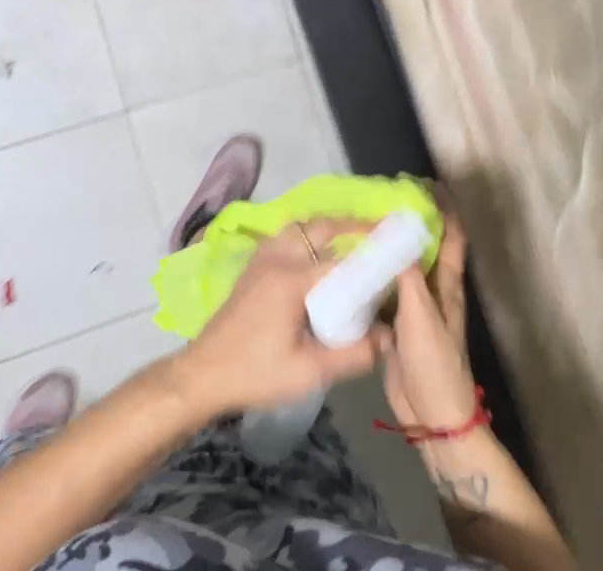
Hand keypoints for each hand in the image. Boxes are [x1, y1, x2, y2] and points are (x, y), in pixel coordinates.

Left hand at [167, 218, 389, 415]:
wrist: (203, 375)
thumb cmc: (256, 374)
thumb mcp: (309, 373)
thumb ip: (353, 354)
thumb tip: (389, 337)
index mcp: (290, 280)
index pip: (341, 257)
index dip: (372, 253)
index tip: (399, 251)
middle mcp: (275, 260)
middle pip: (318, 228)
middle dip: (351, 227)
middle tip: (380, 236)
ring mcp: (259, 262)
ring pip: (298, 229)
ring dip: (326, 229)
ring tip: (353, 244)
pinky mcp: (251, 270)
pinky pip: (284, 240)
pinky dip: (306, 238)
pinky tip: (318, 259)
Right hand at [381, 204, 479, 431]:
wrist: (432, 415)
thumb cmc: (435, 364)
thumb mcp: (422, 320)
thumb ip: (409, 279)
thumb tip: (396, 236)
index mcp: (447, 288)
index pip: (452, 239)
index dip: (445, 211)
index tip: (427, 185)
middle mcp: (432, 293)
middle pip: (424, 249)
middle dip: (410, 222)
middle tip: (381, 199)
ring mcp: (413, 310)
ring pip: (401, 269)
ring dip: (388, 248)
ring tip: (360, 226)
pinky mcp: (395, 325)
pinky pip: (383, 291)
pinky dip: (371, 275)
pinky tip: (349, 267)